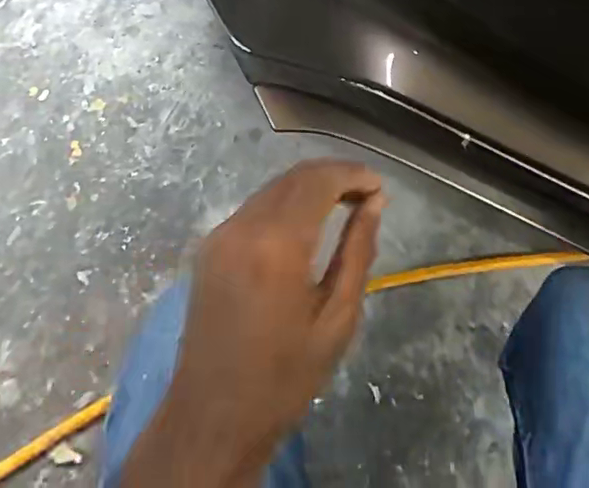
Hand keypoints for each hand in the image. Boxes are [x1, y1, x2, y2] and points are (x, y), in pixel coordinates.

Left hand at [119, 160, 384, 487]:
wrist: (213, 414)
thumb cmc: (285, 376)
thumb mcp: (336, 319)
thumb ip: (357, 252)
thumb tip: (374, 204)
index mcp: (277, 244)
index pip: (317, 182)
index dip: (351, 174)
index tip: (378, 185)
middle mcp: (243, 225)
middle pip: (293, 178)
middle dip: (332, 175)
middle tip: (367, 192)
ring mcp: (221, 232)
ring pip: (271, 189)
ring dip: (308, 187)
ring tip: (344, 202)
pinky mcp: (210, 245)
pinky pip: (253, 208)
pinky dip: (284, 203)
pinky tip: (305, 220)